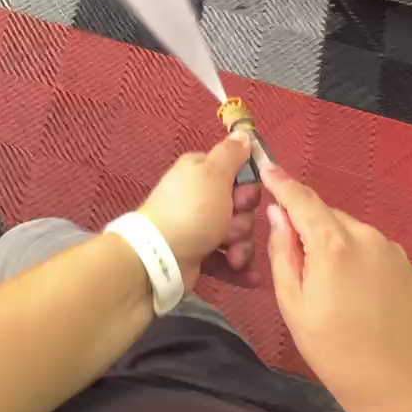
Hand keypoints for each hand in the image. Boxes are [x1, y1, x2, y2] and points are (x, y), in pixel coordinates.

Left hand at [137, 133, 261, 284]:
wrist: (160, 256)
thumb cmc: (192, 209)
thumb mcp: (213, 173)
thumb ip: (231, 153)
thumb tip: (243, 133)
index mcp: (201, 171)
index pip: (238, 174)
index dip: (247, 189)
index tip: (242, 199)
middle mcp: (200, 196)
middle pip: (240, 207)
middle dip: (243, 221)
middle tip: (229, 226)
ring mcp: (199, 226)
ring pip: (238, 235)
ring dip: (241, 247)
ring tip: (233, 256)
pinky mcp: (199, 253)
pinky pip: (227, 260)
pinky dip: (238, 269)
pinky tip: (250, 278)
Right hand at [263, 165, 411, 411]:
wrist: (399, 387)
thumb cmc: (334, 349)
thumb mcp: (292, 303)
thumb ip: (282, 251)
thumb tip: (279, 215)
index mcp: (332, 244)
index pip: (301, 198)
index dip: (280, 181)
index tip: (265, 164)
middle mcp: (364, 236)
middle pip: (325, 214)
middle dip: (306, 224)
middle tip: (296, 261)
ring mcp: (390, 249)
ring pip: (347, 230)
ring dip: (332, 241)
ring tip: (328, 284)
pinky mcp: (407, 265)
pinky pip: (369, 246)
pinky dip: (354, 255)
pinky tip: (354, 290)